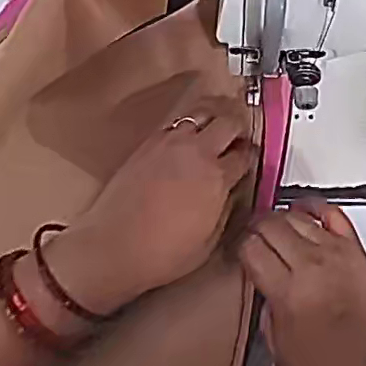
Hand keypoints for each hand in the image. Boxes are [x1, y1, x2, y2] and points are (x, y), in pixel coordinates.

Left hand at [52, 113, 256, 313]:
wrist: (113, 246)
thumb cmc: (162, 253)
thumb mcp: (208, 242)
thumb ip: (225, 209)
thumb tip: (231, 192)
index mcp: (216, 178)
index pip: (245, 154)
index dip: (251, 156)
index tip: (250, 159)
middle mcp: (197, 152)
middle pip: (229, 122)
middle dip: (239, 126)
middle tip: (239, 135)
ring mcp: (171, 142)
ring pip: (202, 112)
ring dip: (214, 117)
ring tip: (216, 127)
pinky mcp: (150, 142)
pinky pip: (177, 122)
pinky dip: (188, 123)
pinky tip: (187, 137)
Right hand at [238, 198, 365, 365]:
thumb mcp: (275, 342)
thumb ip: (263, 300)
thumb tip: (258, 269)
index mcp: (287, 292)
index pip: (251, 246)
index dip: (240, 244)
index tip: (239, 247)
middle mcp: (311, 267)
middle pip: (272, 225)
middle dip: (256, 227)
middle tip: (252, 234)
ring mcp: (335, 254)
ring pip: (297, 216)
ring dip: (280, 218)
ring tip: (274, 226)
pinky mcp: (354, 250)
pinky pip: (332, 213)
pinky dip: (315, 206)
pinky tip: (303, 209)